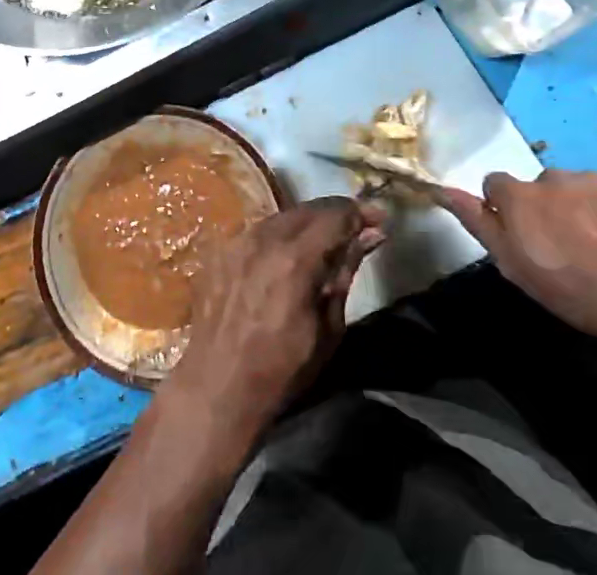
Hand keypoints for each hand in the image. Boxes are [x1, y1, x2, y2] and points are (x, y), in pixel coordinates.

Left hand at [161, 197, 384, 437]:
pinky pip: (254, 232)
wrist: (218, 386)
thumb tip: (370, 236)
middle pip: (305, 211)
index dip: (360, 213)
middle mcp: (261, 239)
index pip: (334, 216)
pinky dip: (277, 235)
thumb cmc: (283, 368)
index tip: (379, 219)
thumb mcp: (329, 326)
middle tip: (358, 228)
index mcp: (294, 259)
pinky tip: (287, 252)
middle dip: (335, 214)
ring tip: (324, 240)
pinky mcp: (218, 253)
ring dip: (305, 222)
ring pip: (278, 217)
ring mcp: (234, 243)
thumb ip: (345, 272)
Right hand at [438, 170, 596, 378]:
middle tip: (562, 249)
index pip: (494, 184)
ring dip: (579, 210)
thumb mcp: (515, 266)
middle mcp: (556, 178)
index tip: (519, 238)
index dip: (503, 209)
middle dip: (544, 208)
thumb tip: (444, 190)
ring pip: (577, 191)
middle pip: (539, 186)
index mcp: (520, 196)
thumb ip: (479, 224)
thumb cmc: (578, 291)